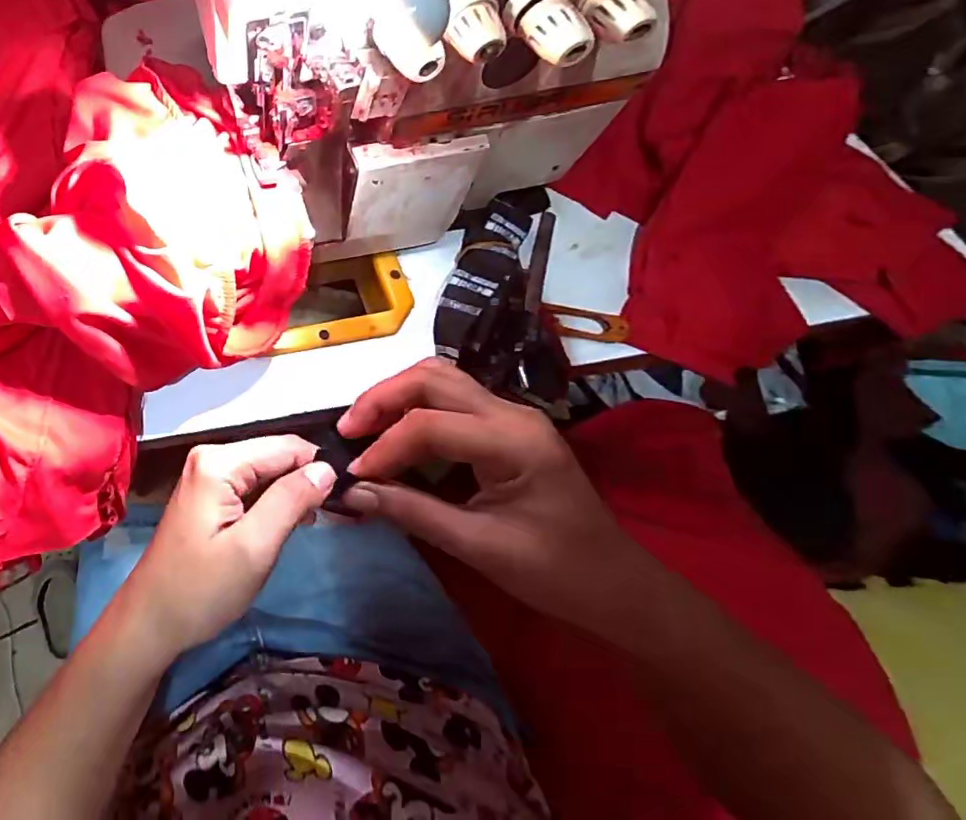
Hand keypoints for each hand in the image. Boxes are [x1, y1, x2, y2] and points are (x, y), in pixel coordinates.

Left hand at [118, 436, 335, 653]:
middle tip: (331, 514)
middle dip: (304, 479)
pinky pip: (251, 485)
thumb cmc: (202, 588)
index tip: (344, 497)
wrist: (152, 620)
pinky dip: (273, 501)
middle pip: (275, 454)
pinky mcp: (208, 493)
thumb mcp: (254, 547)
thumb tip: (326, 468)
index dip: (318, 468)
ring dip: (291, 492)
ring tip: (312, 522)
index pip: (286, 446)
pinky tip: (287, 524)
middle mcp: (211, 456)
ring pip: (266, 470)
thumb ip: (290, 501)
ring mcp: (206, 474)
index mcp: (219, 461)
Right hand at [336, 359, 665, 640]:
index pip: (429, 424)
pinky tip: (395, 433)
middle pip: (432, 378)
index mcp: (514, 441)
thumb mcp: (480, 547)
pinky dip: (414, 408)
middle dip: (382, 399)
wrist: (618, 586)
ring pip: (440, 379)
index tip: (353, 475)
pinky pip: (451, 398)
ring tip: (363, 428)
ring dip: (396, 396)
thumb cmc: (557, 572)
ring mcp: (511, 415)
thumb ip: (412, 512)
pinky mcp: (506, 425)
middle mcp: (512, 413)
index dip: (383, 446)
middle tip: (347, 432)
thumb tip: (352, 493)